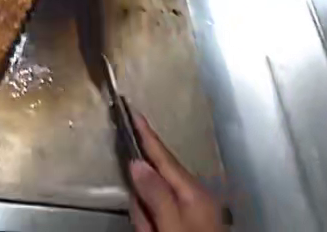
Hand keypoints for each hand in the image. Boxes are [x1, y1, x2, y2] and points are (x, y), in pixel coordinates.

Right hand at [129, 113, 224, 231]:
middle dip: (142, 196)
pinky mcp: (186, 229)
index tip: (131, 107)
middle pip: (156, 180)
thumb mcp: (173, 228)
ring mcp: (191, 217)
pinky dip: (151, 229)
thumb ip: (155, 194)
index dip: (145, 132)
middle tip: (145, 223)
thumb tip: (136, 162)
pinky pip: (159, 220)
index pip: (163, 155)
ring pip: (154, 203)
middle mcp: (195, 199)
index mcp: (194, 192)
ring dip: (145, 218)